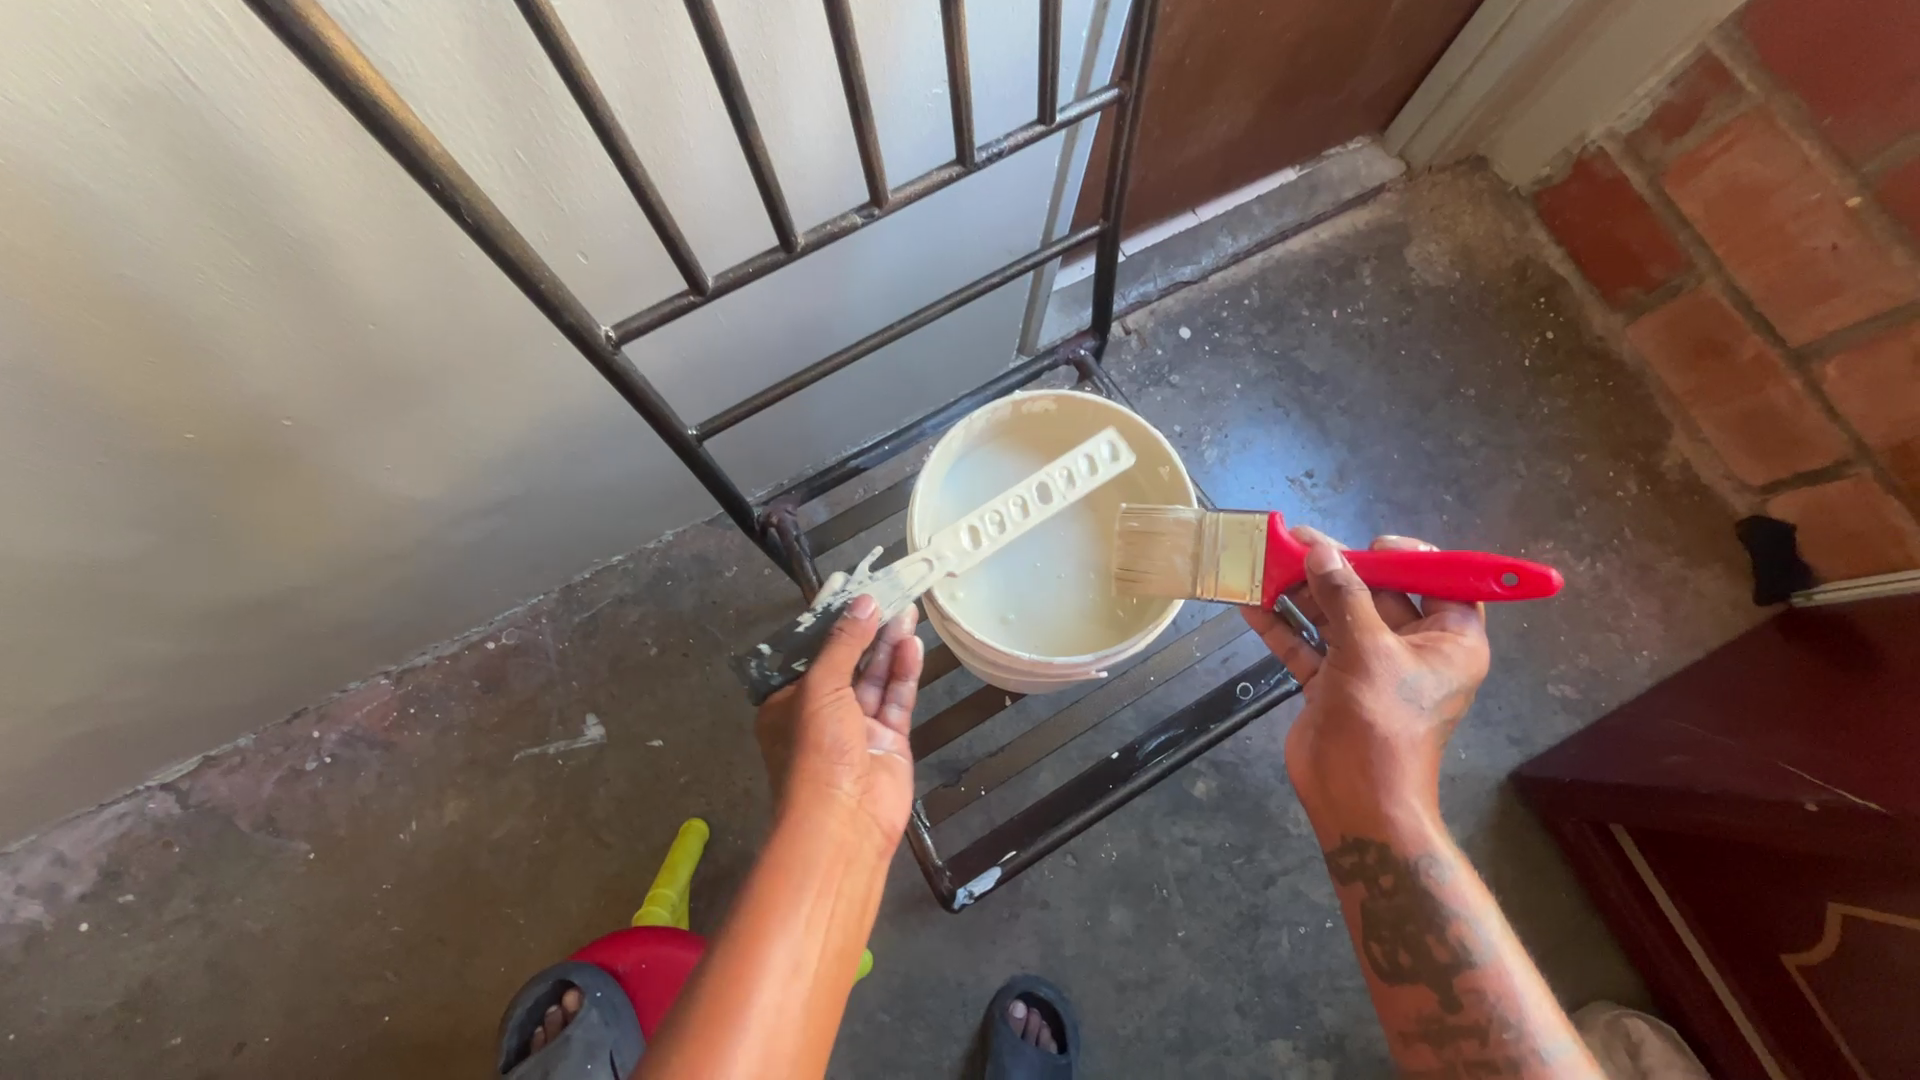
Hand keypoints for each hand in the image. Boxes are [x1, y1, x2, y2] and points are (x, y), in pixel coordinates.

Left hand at [755, 594, 923, 845]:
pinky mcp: (889, 740)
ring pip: (875, 677)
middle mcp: (821, 712)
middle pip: (847, 660)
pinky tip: (912, 644)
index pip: (809, 650)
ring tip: (907, 611)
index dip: (828, 618)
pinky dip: (904, 672)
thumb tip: (864, 603)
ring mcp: (857, 727)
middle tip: (888, 593)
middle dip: (866, 629)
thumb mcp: (820, 688)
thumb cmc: (814, 750)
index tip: (847, 585)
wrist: (842, 822)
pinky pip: (896, 698)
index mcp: (788, 702)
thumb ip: (844, 643)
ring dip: (888, 645)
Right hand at [1240, 528, 1489, 816]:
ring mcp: (1366, 667)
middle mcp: (1410, 649)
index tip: (1370, 544)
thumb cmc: (1383, 721)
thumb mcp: (1368, 649)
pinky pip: (1306, 644)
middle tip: (1298, 540)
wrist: (1355, 796)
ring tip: (1266, 563)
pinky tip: (1250, 603)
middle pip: (1375, 594)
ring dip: (1301, 594)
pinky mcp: (1329, 683)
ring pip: (1334, 617)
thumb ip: (1344, 595)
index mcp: (1447, 640)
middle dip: (1336, 569)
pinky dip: (1280, 626)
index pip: (1439, 583)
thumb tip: (1321, 550)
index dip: (1409, 558)